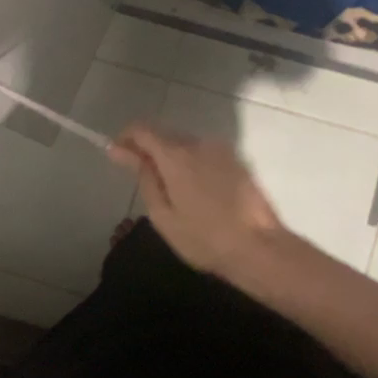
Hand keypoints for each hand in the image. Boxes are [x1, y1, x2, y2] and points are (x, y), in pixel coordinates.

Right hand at [109, 123, 286, 276]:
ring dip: (172, 159)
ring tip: (170, 193)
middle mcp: (199, 144)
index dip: (125, 139)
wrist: (259, 248)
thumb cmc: (204, 238)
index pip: (142, 130)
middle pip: (165, 135)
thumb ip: (143, 177)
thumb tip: (120, 150)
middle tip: (142, 181)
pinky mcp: (237, 162)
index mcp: (176, 155)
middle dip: (149, 151)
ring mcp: (222, 151)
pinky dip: (192, 165)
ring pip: (186, 145)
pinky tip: (195, 194)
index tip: (118, 157)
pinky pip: (205, 155)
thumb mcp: (163, 214)